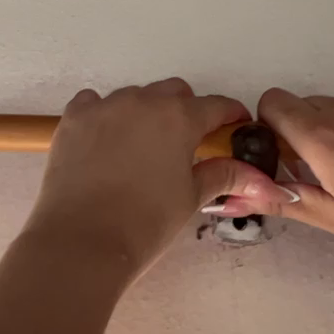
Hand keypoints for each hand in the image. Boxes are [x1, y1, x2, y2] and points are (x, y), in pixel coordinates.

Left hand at [22, 79, 291, 273]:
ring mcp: (105, 106)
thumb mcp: (191, 198)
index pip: (216, 106)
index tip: (235, 127)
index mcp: (179, 118)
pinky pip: (94, 102)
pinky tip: (105, 139)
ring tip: (144, 146)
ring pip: (135, 96)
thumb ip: (224, 176)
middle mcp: (143, 101)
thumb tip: (259, 177)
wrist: (83, 240)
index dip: (230, 116)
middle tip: (187, 143)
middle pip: (174, 92)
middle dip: (186, 110)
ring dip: (146, 112)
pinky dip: (104, 114)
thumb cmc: (145, 222)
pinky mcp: (74, 118)